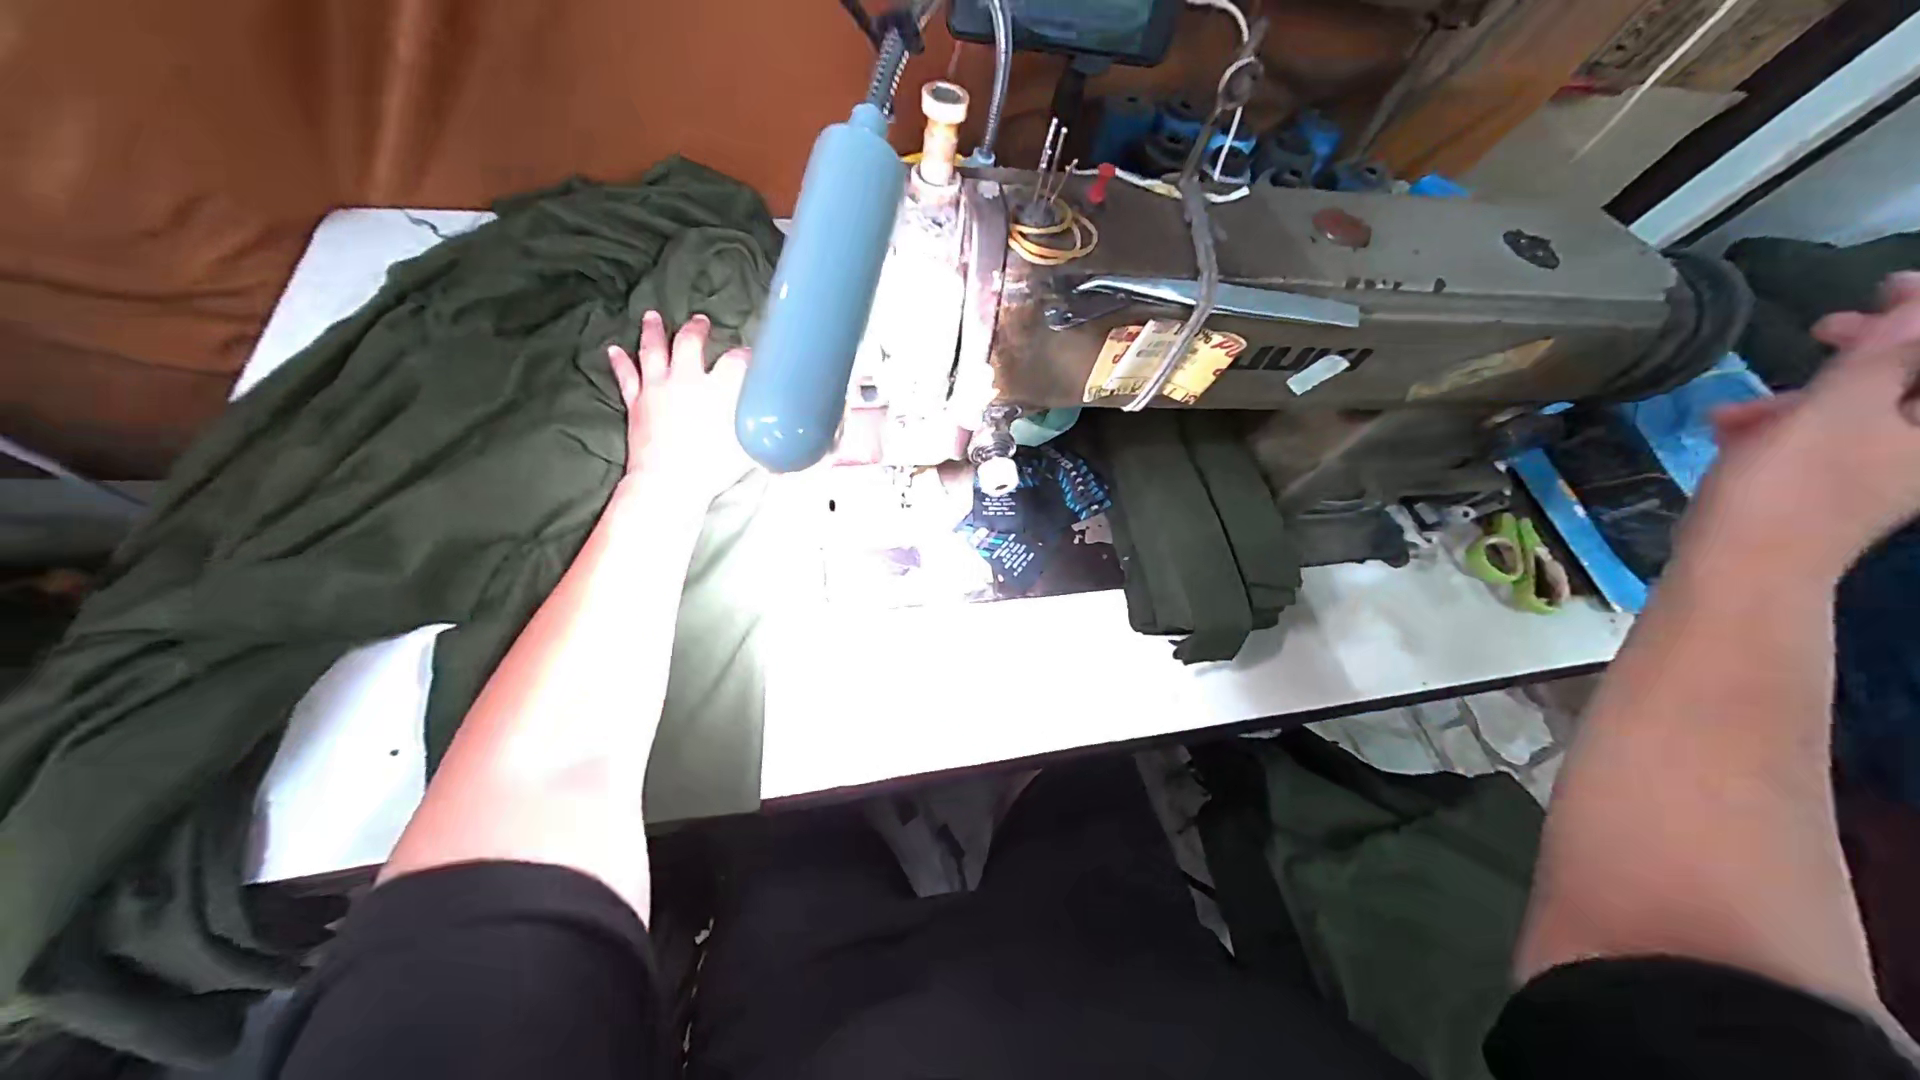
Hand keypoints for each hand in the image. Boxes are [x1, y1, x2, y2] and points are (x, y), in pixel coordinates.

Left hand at [606, 311, 752, 503]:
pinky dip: (620, 363)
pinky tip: (613, 350)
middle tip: (701, 321)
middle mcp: (687, 380)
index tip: (750, 355)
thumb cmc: (713, 468)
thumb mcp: (749, 451)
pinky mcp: (636, 403)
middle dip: (696, 329)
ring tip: (652, 316)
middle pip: (690, 342)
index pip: (736, 361)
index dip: (745, 355)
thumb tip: (782, 450)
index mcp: (718, 389)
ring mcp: (657, 388)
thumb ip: (763, 440)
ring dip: (654, 331)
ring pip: (653, 350)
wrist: (668, 482)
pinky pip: (626, 376)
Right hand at [1688, 272, 1919, 575]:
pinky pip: (1817, 438)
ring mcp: (1875, 468)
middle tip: (1820, 328)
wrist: (1740, 564)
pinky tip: (1733, 428)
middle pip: (1907, 379)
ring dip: (1802, 394)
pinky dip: (1780, 426)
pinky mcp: (1826, 485)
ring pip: (1854, 407)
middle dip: (1865, 350)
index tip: (1884, 286)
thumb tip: (1919, 304)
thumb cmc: (1791, 487)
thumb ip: (1881, 352)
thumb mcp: (1832, 409)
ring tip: (1740, 403)